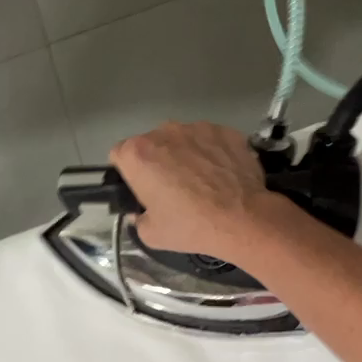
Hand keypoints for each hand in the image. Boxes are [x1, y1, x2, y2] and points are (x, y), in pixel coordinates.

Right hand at [108, 121, 287, 260]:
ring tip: (202, 182)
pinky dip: (212, 153)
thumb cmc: (190, 226)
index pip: (119, 155)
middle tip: (172, 189)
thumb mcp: (151, 234)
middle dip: (158, 162)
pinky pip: (210, 140)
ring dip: (185, 155)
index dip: (128, 173)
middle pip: (152, 144)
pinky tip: (222, 175)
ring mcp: (197, 127)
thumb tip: (141, 212)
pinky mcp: (225, 130)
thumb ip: (138, 218)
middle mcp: (164, 131)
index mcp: (138, 154)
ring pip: (182, 140)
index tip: (141, 189)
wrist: (242, 219)